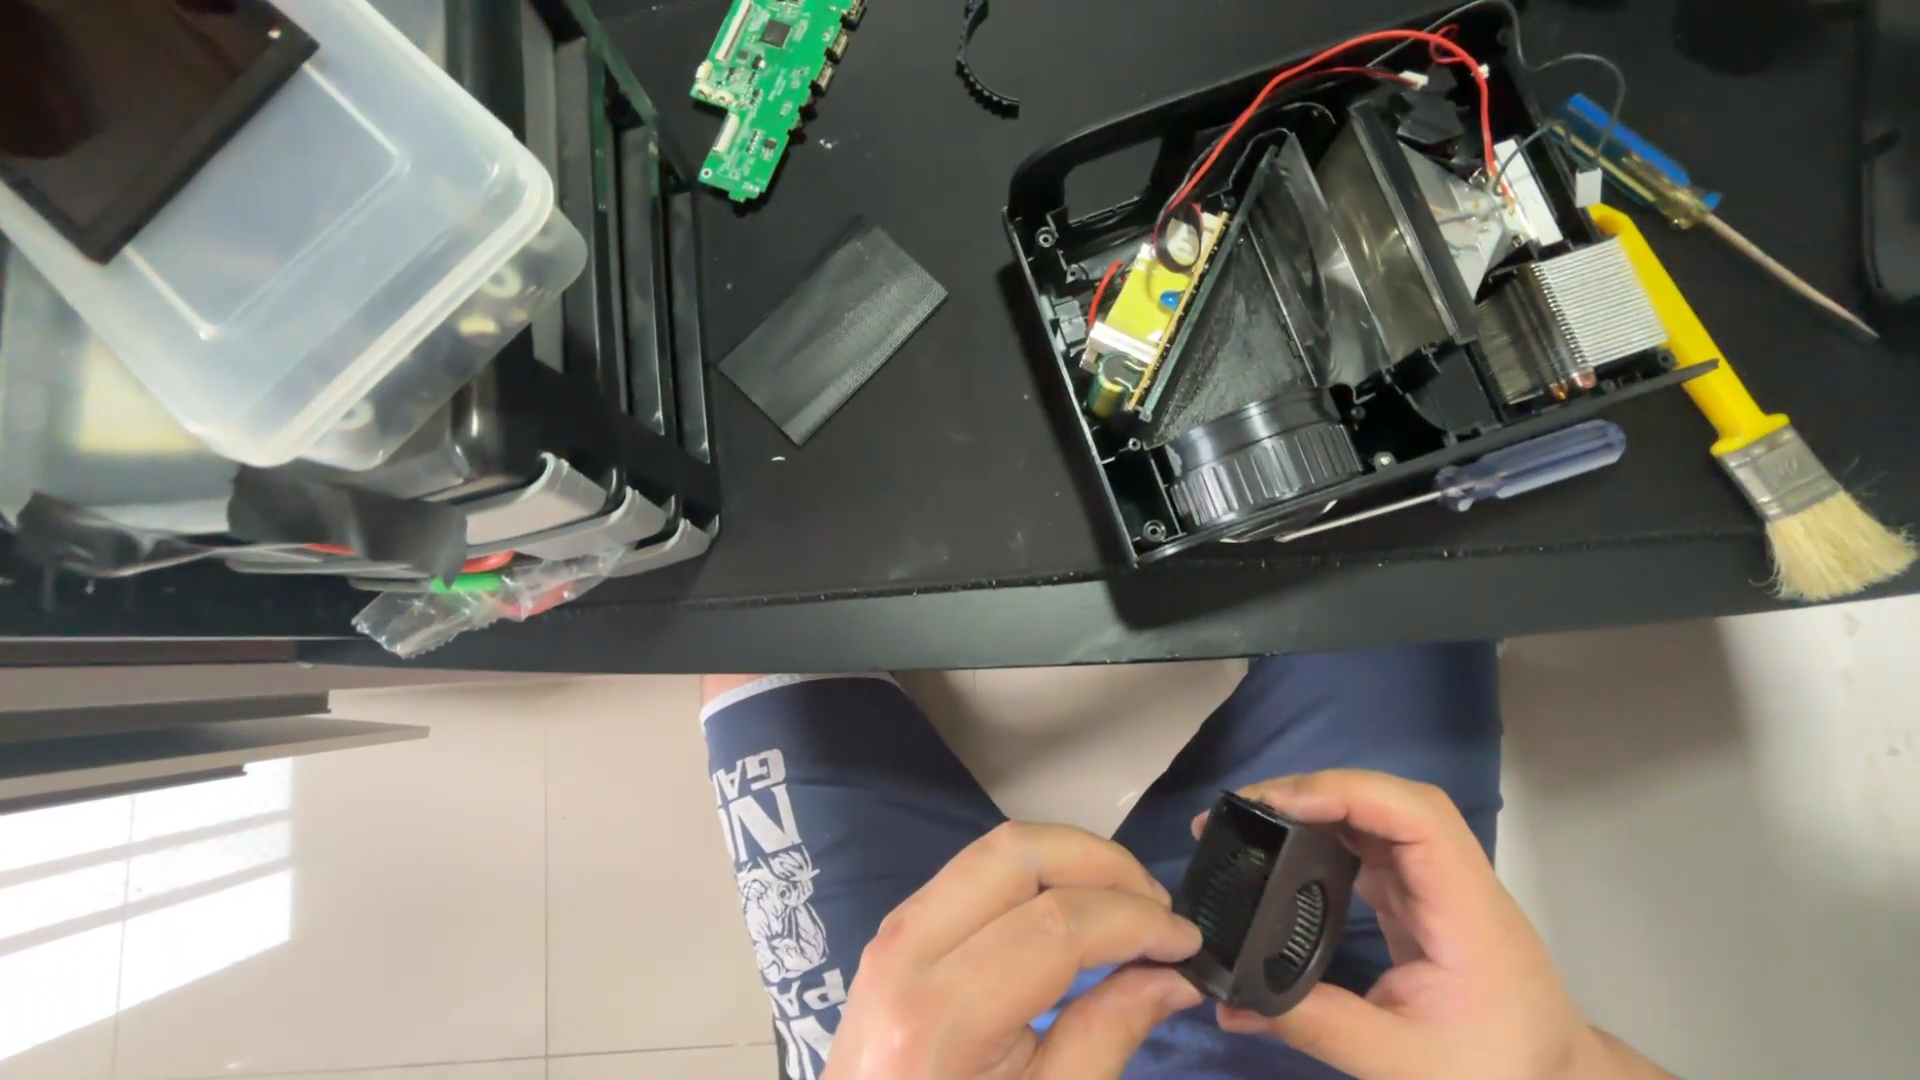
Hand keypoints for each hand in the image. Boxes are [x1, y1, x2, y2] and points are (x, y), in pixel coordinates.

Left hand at [824, 821, 1204, 1078]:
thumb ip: (1107, 1038)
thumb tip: (1174, 975)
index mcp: (939, 1016)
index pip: (1054, 925)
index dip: (1134, 921)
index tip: (1187, 940)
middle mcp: (907, 948)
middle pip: (1016, 853)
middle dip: (1101, 862)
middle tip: (1158, 906)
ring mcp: (895, 928)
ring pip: (995, 847)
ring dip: (1071, 857)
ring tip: (1127, 901)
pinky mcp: (899, 923)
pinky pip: (976, 869)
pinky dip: (1037, 870)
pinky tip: (1075, 902)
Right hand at [1199, 770, 1659, 1079]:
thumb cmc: (1492, 1071)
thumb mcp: (1400, 1063)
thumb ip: (1315, 1024)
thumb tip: (1228, 999)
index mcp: (1465, 910)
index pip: (1416, 816)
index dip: (1346, 793)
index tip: (1278, 806)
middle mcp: (1453, 879)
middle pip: (1389, 799)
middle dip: (1315, 790)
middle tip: (1246, 809)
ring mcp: (1435, 881)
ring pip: (1376, 811)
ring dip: (1314, 802)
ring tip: (1254, 818)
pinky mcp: (1416, 891)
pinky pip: (1367, 838)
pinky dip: (1322, 826)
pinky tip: (1285, 841)